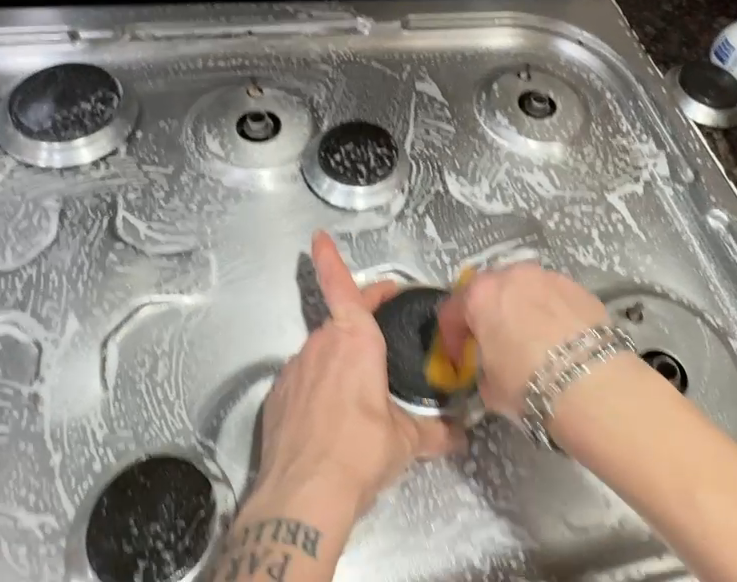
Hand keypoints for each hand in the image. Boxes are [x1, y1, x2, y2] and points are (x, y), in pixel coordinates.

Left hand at [254, 232, 461, 517]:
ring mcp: (292, 371)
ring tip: (358, 398)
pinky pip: (301, 383)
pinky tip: (328, 422)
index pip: (341, 287)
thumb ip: (435, 431)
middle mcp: (320, 346)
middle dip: (359, 328)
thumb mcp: (406, 442)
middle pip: (339, 324)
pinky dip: (316, 392)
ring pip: (320, 356)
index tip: (317, 238)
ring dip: (338, 366)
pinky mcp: (275, 399)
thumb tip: (461, 433)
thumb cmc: (360, 453)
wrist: (303, 497)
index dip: (330, 259)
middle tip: (381, 341)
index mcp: (355, 340)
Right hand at [434, 263, 608, 416]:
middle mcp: (512, 275)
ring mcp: (547, 276)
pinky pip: (553, 296)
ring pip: (524, 289)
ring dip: (521, 308)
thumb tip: (491, 370)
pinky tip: (559, 339)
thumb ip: (483, 370)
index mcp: (480, 296)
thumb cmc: (529, 383)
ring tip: (531, 339)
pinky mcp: (577, 286)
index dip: (451, 337)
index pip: (453, 311)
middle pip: (490, 290)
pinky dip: (550, 312)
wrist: (593, 382)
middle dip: (488, 314)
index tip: (458, 359)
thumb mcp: (491, 388)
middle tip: (493, 342)